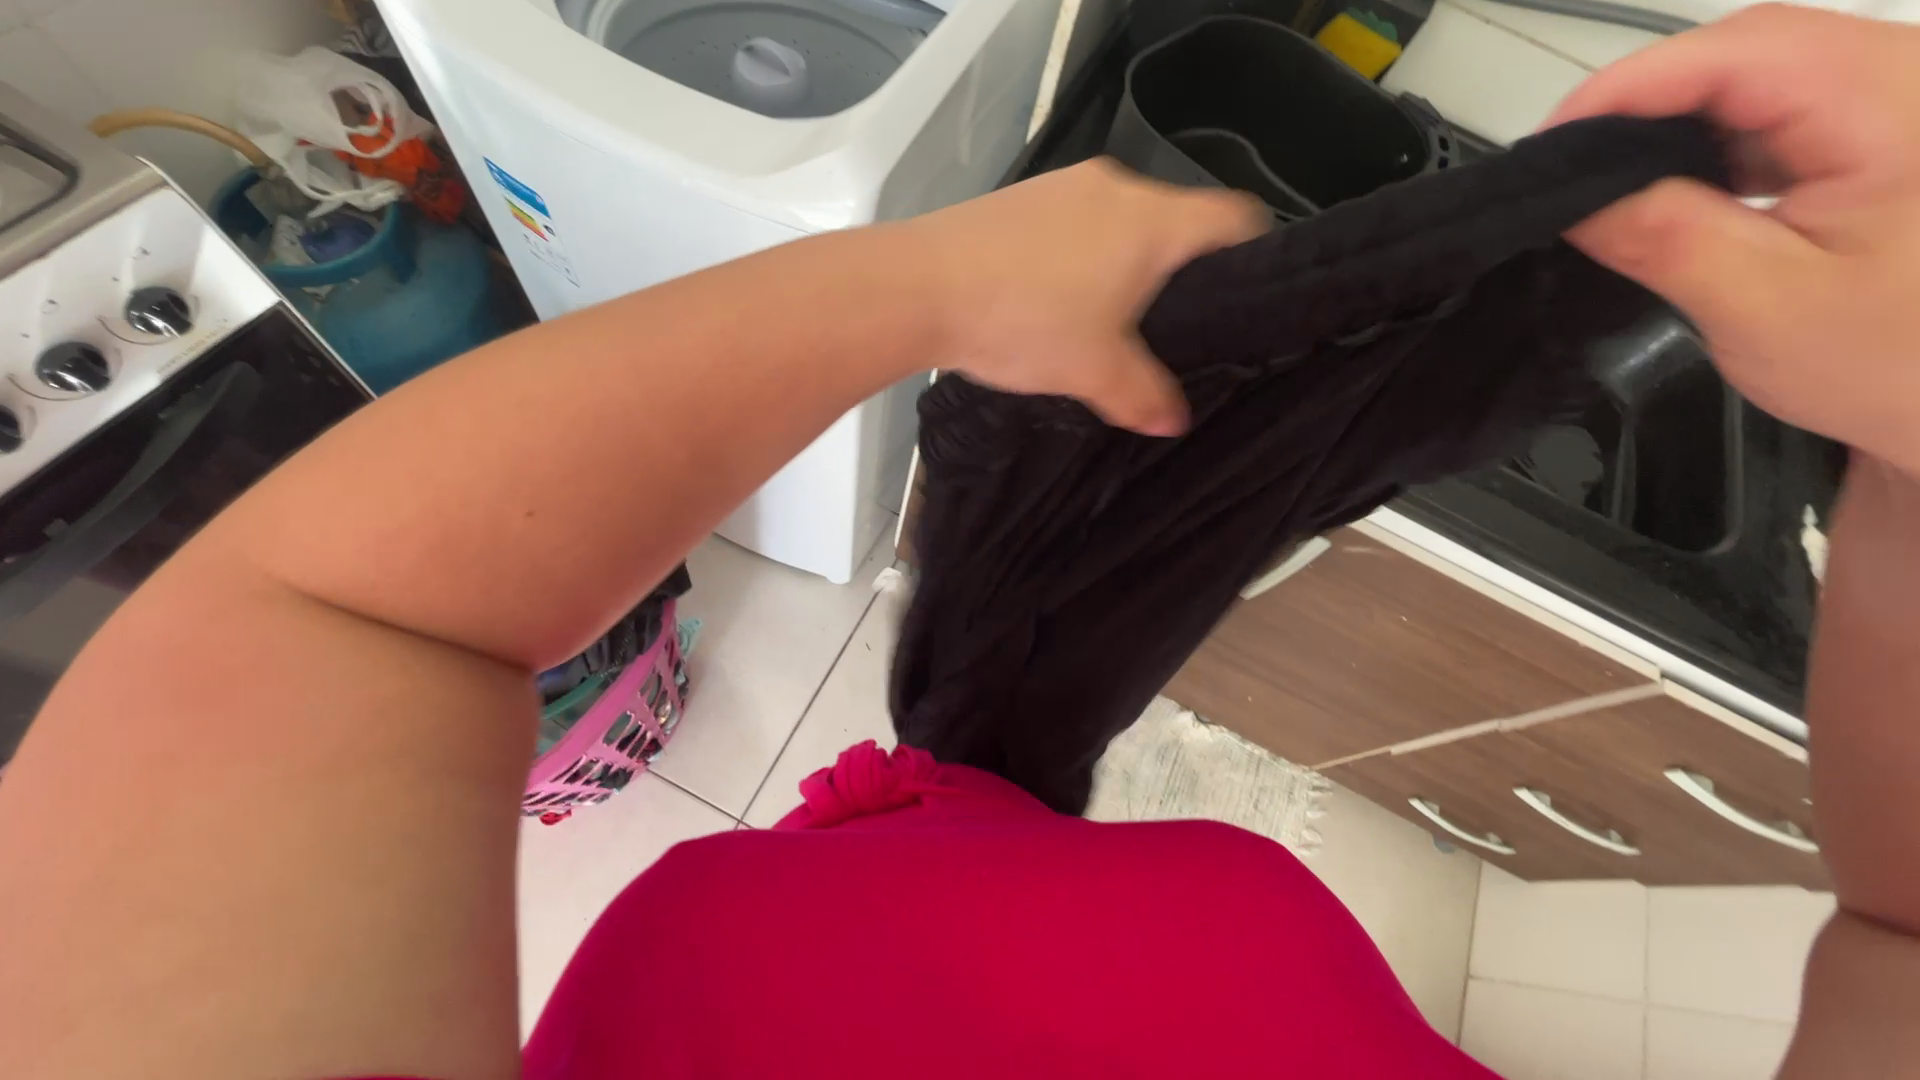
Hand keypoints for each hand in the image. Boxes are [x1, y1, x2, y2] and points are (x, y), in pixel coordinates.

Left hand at [903, 158, 1266, 435]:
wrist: (918, 287)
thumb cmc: (1023, 322)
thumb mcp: (1092, 371)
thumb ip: (1143, 395)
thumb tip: (1174, 421)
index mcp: (1153, 221)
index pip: (1235, 218)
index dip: (1254, 254)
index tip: (1246, 297)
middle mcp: (1117, 187)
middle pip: (1177, 221)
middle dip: (1180, 271)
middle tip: (1172, 325)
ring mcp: (1064, 185)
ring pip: (1122, 221)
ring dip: (1125, 263)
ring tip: (1109, 317)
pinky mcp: (1022, 197)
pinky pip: (1075, 222)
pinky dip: (1082, 255)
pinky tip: (1056, 298)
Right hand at [1549, 4, 1919, 474]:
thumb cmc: (1892, 359)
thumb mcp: (1761, 304)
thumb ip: (1666, 238)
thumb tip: (1572, 200)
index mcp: (1899, 111)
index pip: (1745, 53)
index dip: (1630, 86)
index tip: (1547, 144)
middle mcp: (1912, 80)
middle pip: (1752, 48)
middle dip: (1642, 98)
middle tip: (1560, 165)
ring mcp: (1902, 102)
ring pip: (1761, 73)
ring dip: (1670, 120)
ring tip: (1599, 178)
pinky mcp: (1885, 130)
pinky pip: (1779, 107)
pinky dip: (1706, 138)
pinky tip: (1667, 181)